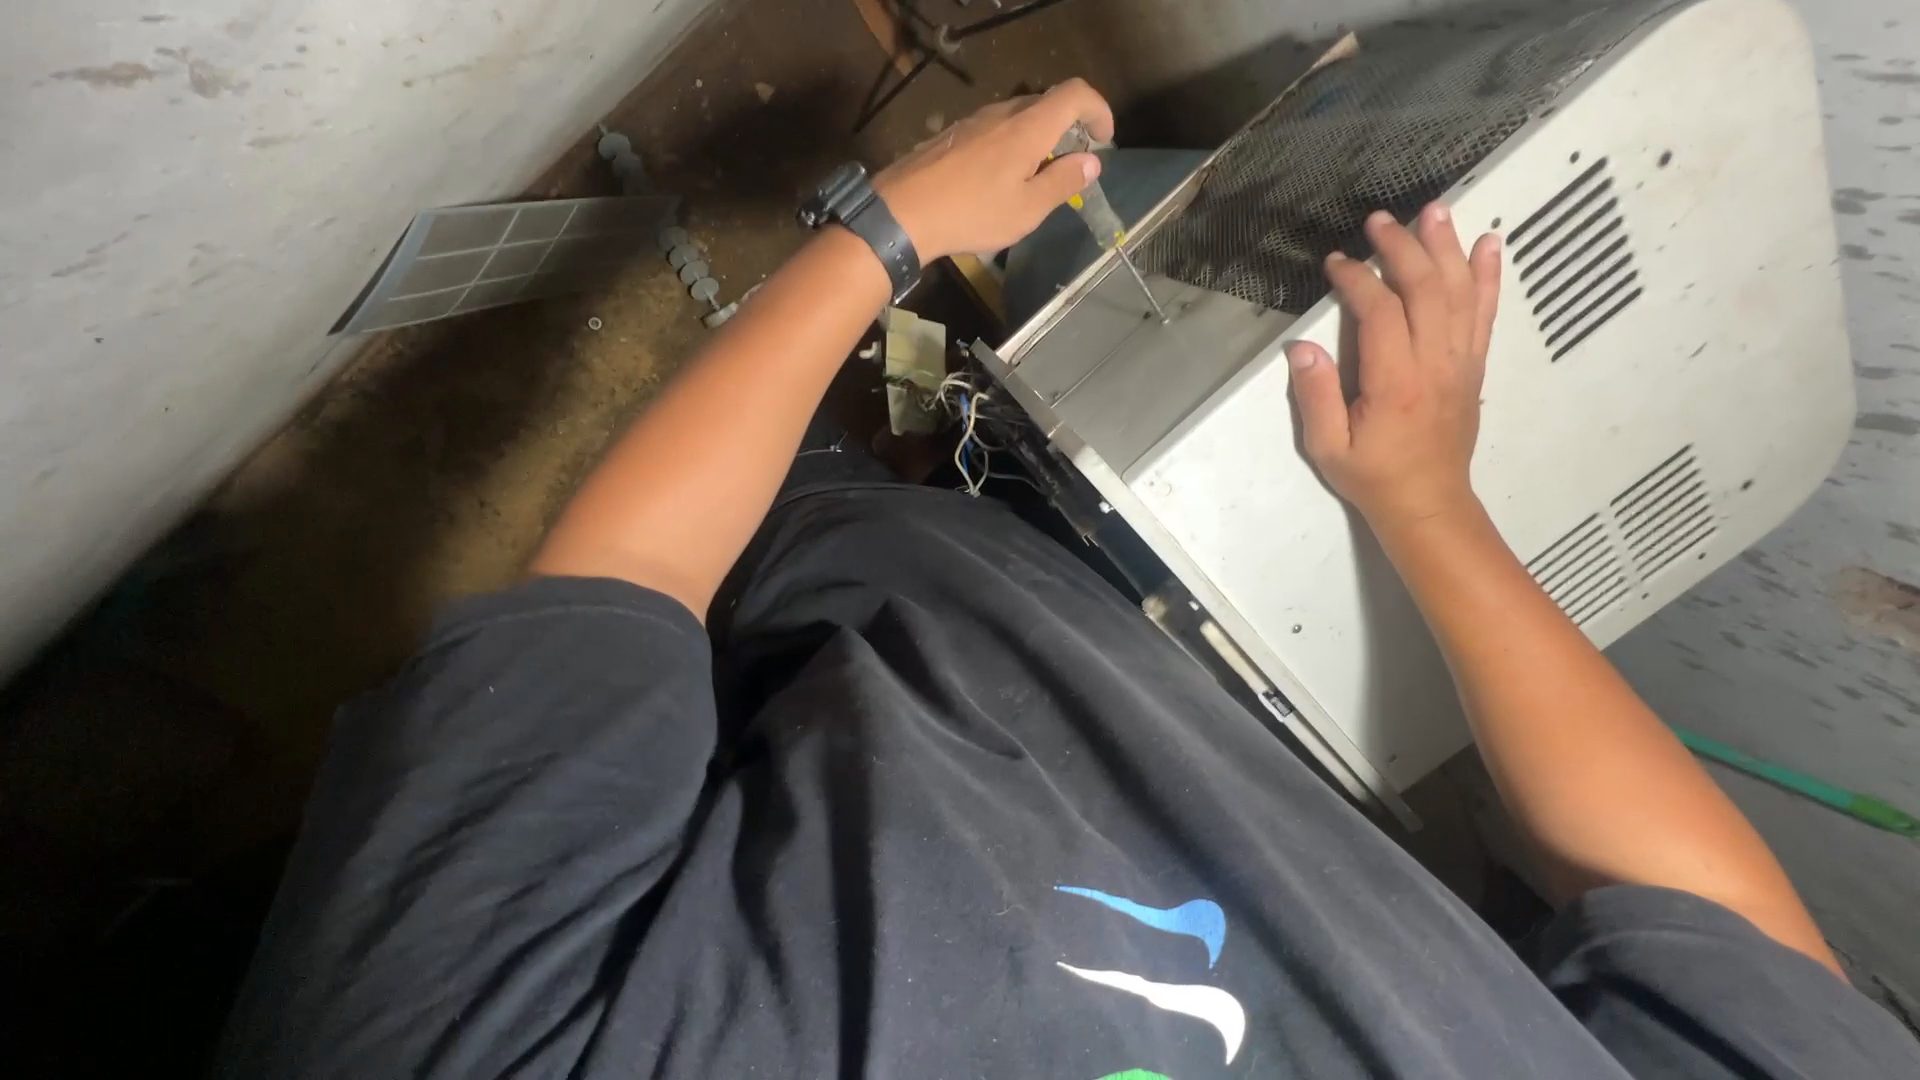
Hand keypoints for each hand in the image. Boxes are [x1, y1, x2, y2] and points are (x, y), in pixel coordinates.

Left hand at [872, 79, 1113, 261]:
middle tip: (1071, 166)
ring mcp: (972, 122)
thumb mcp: (1027, 209)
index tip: (1104, 139)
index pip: (1075, 93)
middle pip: (1046, 104)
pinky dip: (1008, 147)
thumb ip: (1062, 183)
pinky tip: (996, 182)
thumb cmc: (972, 213)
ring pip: (1016, 119)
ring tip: (1033, 179)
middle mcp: (1002, 113)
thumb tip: (1092, 162)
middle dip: (1068, 129)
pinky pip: (991, 132)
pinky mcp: (950, 137)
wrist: (903, 212)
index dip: (1098, 109)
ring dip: (1035, 140)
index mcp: (1028, 127)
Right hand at [1285, 204, 1502, 531]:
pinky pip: (1486, 313)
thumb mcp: (1326, 446)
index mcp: (1395, 382)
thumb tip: (1302, 347)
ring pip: (1460, 292)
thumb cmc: (1371, 476)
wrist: (1427, 502)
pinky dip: (1489, 276)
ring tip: (1434, 210)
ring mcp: (1461, 362)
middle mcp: (1435, 363)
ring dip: (1447, 247)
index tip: (1335, 264)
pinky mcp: (1474, 365)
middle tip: (1379, 220)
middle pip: (1426, 289)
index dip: (1357, 280)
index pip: (1380, 312)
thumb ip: (1315, 395)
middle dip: (1402, 248)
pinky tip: (1488, 244)